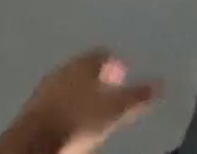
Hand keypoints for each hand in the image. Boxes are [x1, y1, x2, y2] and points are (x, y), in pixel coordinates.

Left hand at [7, 49, 160, 153]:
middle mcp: (65, 66)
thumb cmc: (79, 119)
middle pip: (85, 66)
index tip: (124, 75)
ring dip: (81, 90)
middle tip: (111, 90)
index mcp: (85, 61)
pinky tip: (72, 116)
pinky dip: (66, 102)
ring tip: (92, 105)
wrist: (34, 142)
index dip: (116, 63)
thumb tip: (162, 83)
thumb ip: (138, 96)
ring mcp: (46, 85)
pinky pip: (56, 96)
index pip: (104, 53)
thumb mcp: (114, 110)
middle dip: (98, 76)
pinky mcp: (34, 105)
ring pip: (69, 81)